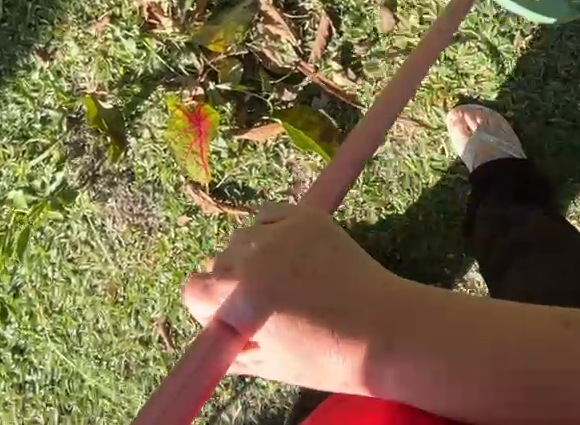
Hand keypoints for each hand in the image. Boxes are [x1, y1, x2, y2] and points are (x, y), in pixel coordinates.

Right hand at [180, 204, 410, 395]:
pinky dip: (271, 231)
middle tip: (261, 303)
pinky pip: (268, 215)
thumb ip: (233, 349)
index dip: (208, 308)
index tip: (230, 321)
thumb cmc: (327, 358)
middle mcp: (254, 255)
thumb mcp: (270, 366)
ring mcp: (281, 230)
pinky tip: (291, 253)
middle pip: (217, 262)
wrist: (386, 329)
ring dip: (251, 256)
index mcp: (242, 297)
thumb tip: (215, 335)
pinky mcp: (305, 215)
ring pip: (242, 238)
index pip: (193, 288)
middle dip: (229, 283)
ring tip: (282, 278)